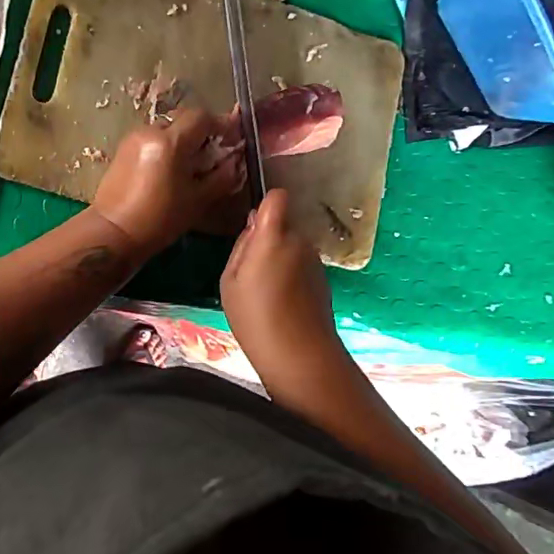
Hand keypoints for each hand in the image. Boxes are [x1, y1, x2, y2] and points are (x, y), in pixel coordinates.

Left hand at [90, 108, 244, 255]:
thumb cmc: (159, 220)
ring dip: (182, 143)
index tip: (231, 141)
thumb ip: (222, 177)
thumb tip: (236, 162)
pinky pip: (152, 141)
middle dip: (200, 135)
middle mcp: (150, 132)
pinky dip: (165, 150)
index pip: (201, 117)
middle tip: (212, 158)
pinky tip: (169, 173)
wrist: (113, 233)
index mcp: (170, 142)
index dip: (220, 125)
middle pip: (182, 122)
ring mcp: (133, 139)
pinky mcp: (122, 150)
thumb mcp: (198, 200)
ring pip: (166, 131)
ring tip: (189, 169)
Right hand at [220, 188, 346, 388]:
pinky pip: (301, 268)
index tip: (253, 226)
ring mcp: (315, 261)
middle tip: (250, 274)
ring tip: (264, 295)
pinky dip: (291, 279)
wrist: (300, 355)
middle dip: (267, 242)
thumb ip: (242, 246)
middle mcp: (300, 241)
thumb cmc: (256, 317)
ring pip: (291, 249)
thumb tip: (253, 225)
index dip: (265, 206)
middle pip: (282, 227)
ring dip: (279, 262)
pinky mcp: (323, 280)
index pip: (277, 198)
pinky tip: (280, 306)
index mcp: (274, 236)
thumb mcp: (230, 281)